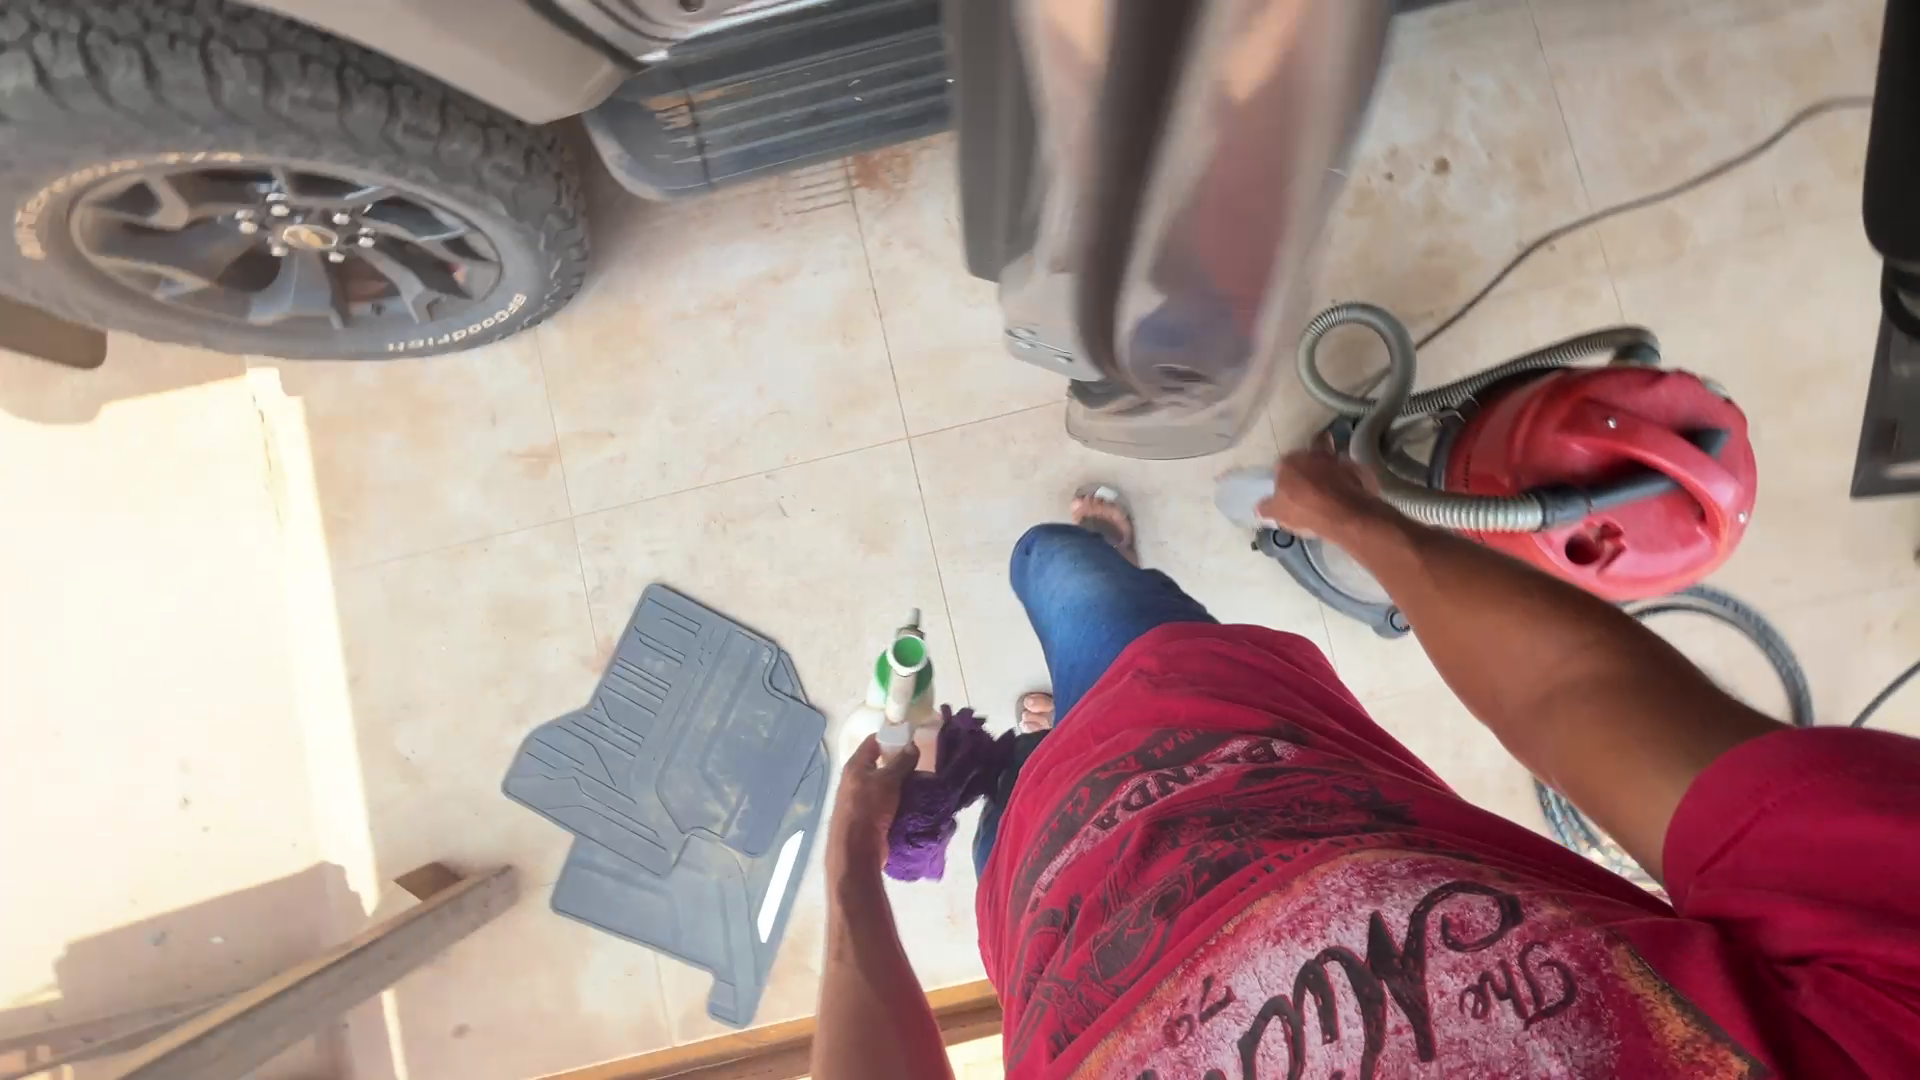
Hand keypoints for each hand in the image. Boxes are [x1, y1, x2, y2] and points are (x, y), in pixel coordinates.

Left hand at [826, 735, 919, 881]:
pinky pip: (887, 802)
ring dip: (903, 784)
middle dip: (901, 764)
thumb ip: (902, 762)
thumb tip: (913, 745)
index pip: (873, 741)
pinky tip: (916, 801)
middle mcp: (855, 780)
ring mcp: (861, 800)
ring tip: (923, 783)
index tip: (911, 738)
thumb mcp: (888, 781)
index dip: (891, 736)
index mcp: (855, 766)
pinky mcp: (869, 817)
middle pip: (880, 764)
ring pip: (886, 785)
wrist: (856, 850)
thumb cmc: (869, 808)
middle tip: (921, 764)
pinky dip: (900, 800)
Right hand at [1257, 448, 1395, 540]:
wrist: (1345, 516)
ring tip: (1331, 482)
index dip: (1284, 474)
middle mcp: (1314, 455)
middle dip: (1312, 459)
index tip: (1287, 487)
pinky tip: (1348, 491)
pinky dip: (1350, 478)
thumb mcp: (1277, 514)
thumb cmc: (1304, 511)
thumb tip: (1260, 506)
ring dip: (1332, 466)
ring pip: (1334, 457)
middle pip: (1312, 450)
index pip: (1283, 463)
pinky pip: (1352, 472)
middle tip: (1311, 477)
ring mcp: (1340, 460)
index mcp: (1290, 462)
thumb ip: (1266, 507)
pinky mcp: (1360, 470)